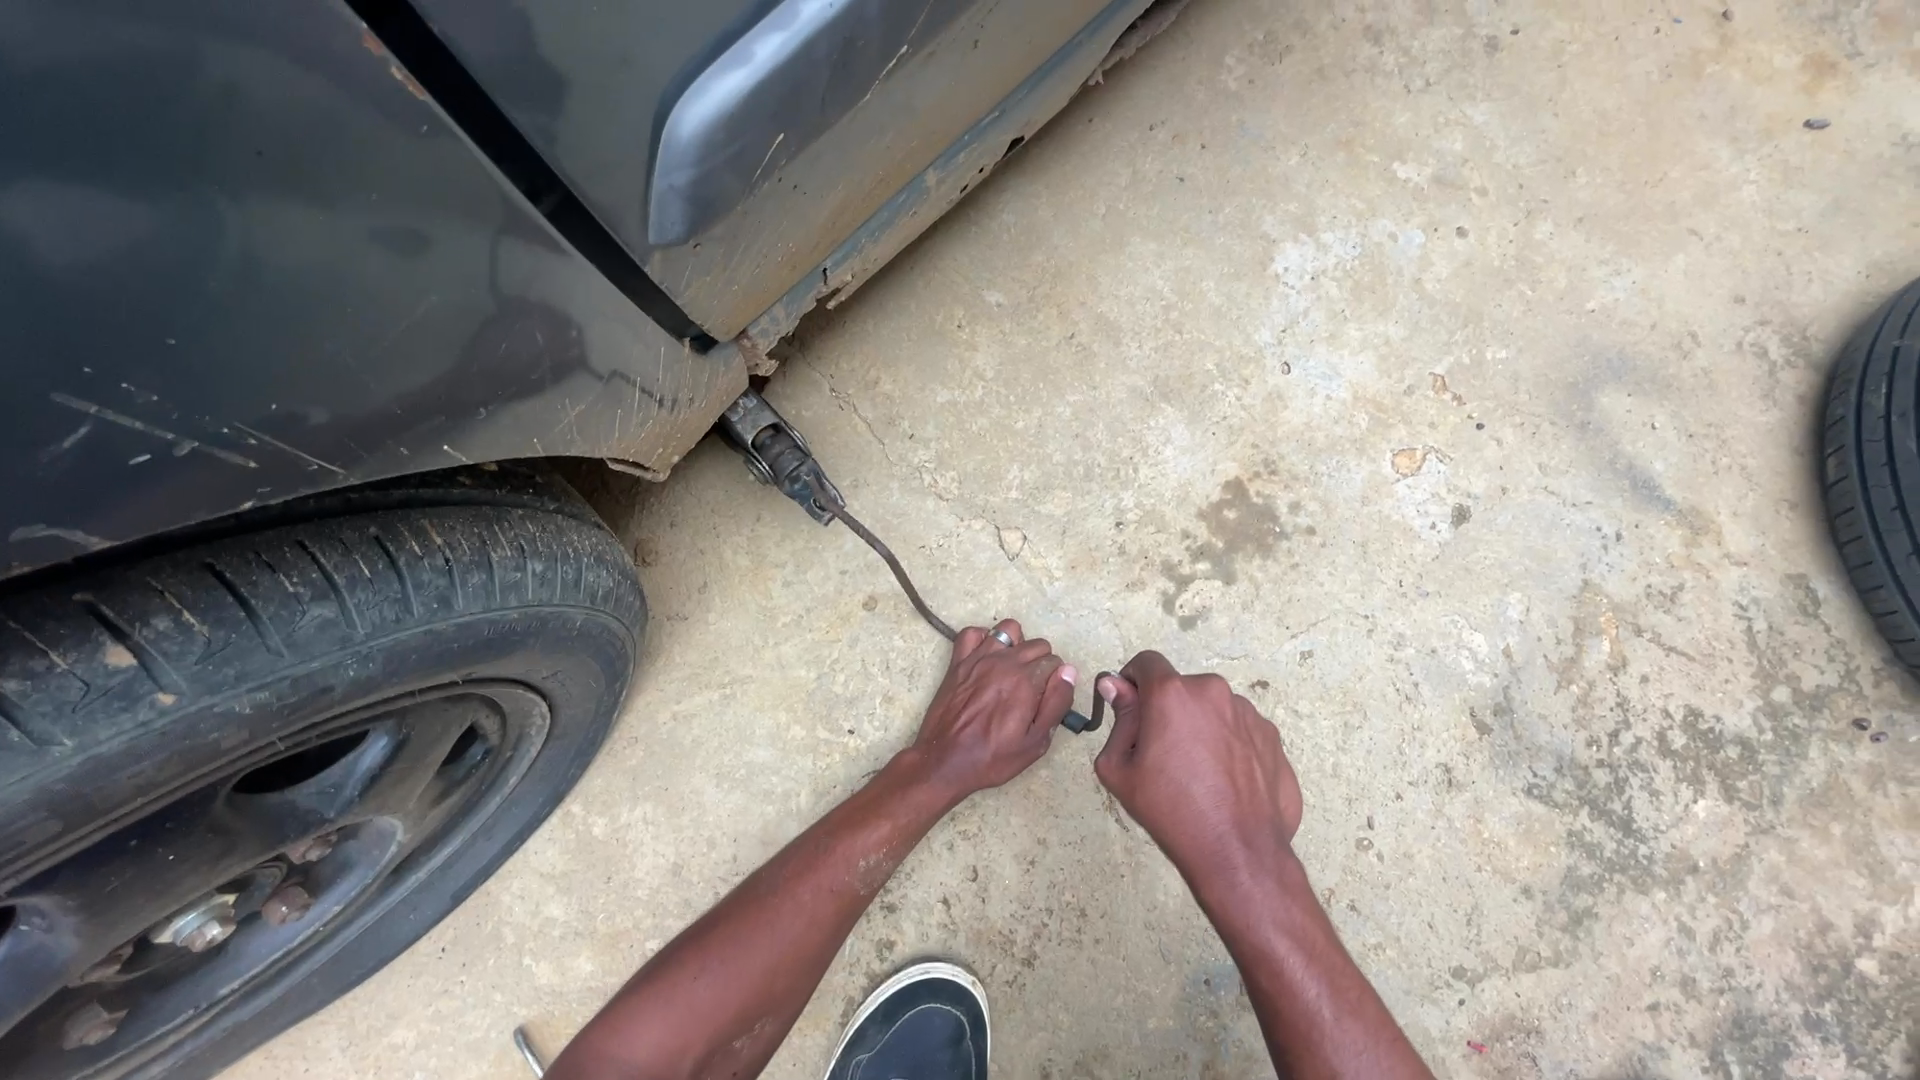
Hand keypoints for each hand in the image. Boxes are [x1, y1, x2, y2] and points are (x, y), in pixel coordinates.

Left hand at [907, 619, 1075, 801]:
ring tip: (1013, 668)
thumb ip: (1057, 703)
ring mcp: (978, 659)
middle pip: (1037, 645)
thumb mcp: (1036, 742)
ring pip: (1008, 629)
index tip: (1046, 698)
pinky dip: (982, 639)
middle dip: (1041, 663)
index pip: (1055, 662)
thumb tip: (1069, 672)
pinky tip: (986, 658)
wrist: (945, 761)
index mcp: (1026, 681)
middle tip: (1032, 689)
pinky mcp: (958, 662)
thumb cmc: (992, 757)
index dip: (1055, 681)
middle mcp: (1003, 662)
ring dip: (1017, 645)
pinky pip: (972, 633)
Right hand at [1094, 652, 1303, 882]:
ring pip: (1212, 709)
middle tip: (1162, 753)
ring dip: (1201, 727)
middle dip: (1168, 710)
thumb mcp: (1119, 768)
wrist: (1238, 851)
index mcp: (1172, 693)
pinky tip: (1224, 782)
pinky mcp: (1272, 738)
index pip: (1146, 663)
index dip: (1133, 681)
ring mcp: (1248, 714)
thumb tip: (1115, 686)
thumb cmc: (1170, 809)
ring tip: (1198, 772)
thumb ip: (1118, 718)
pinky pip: (1239, 730)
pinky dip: (1228, 746)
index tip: (1131, 708)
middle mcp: (1213, 692)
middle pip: (1181, 689)